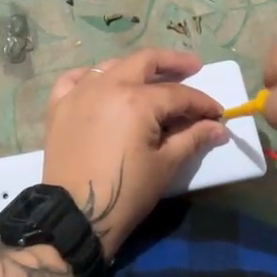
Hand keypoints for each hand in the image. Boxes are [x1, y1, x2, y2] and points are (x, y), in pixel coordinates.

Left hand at [42, 48, 228, 258]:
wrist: (76, 215)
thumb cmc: (126, 191)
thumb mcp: (166, 165)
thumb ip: (192, 139)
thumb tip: (218, 127)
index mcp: (136, 100)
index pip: (178, 94)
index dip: (201, 103)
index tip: (217, 113)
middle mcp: (106, 85)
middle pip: (144, 61)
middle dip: (172, 63)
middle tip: (192, 67)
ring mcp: (78, 93)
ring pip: (111, 66)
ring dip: (134, 68)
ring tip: (150, 77)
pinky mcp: (58, 106)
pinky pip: (74, 79)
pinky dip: (90, 76)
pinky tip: (101, 83)